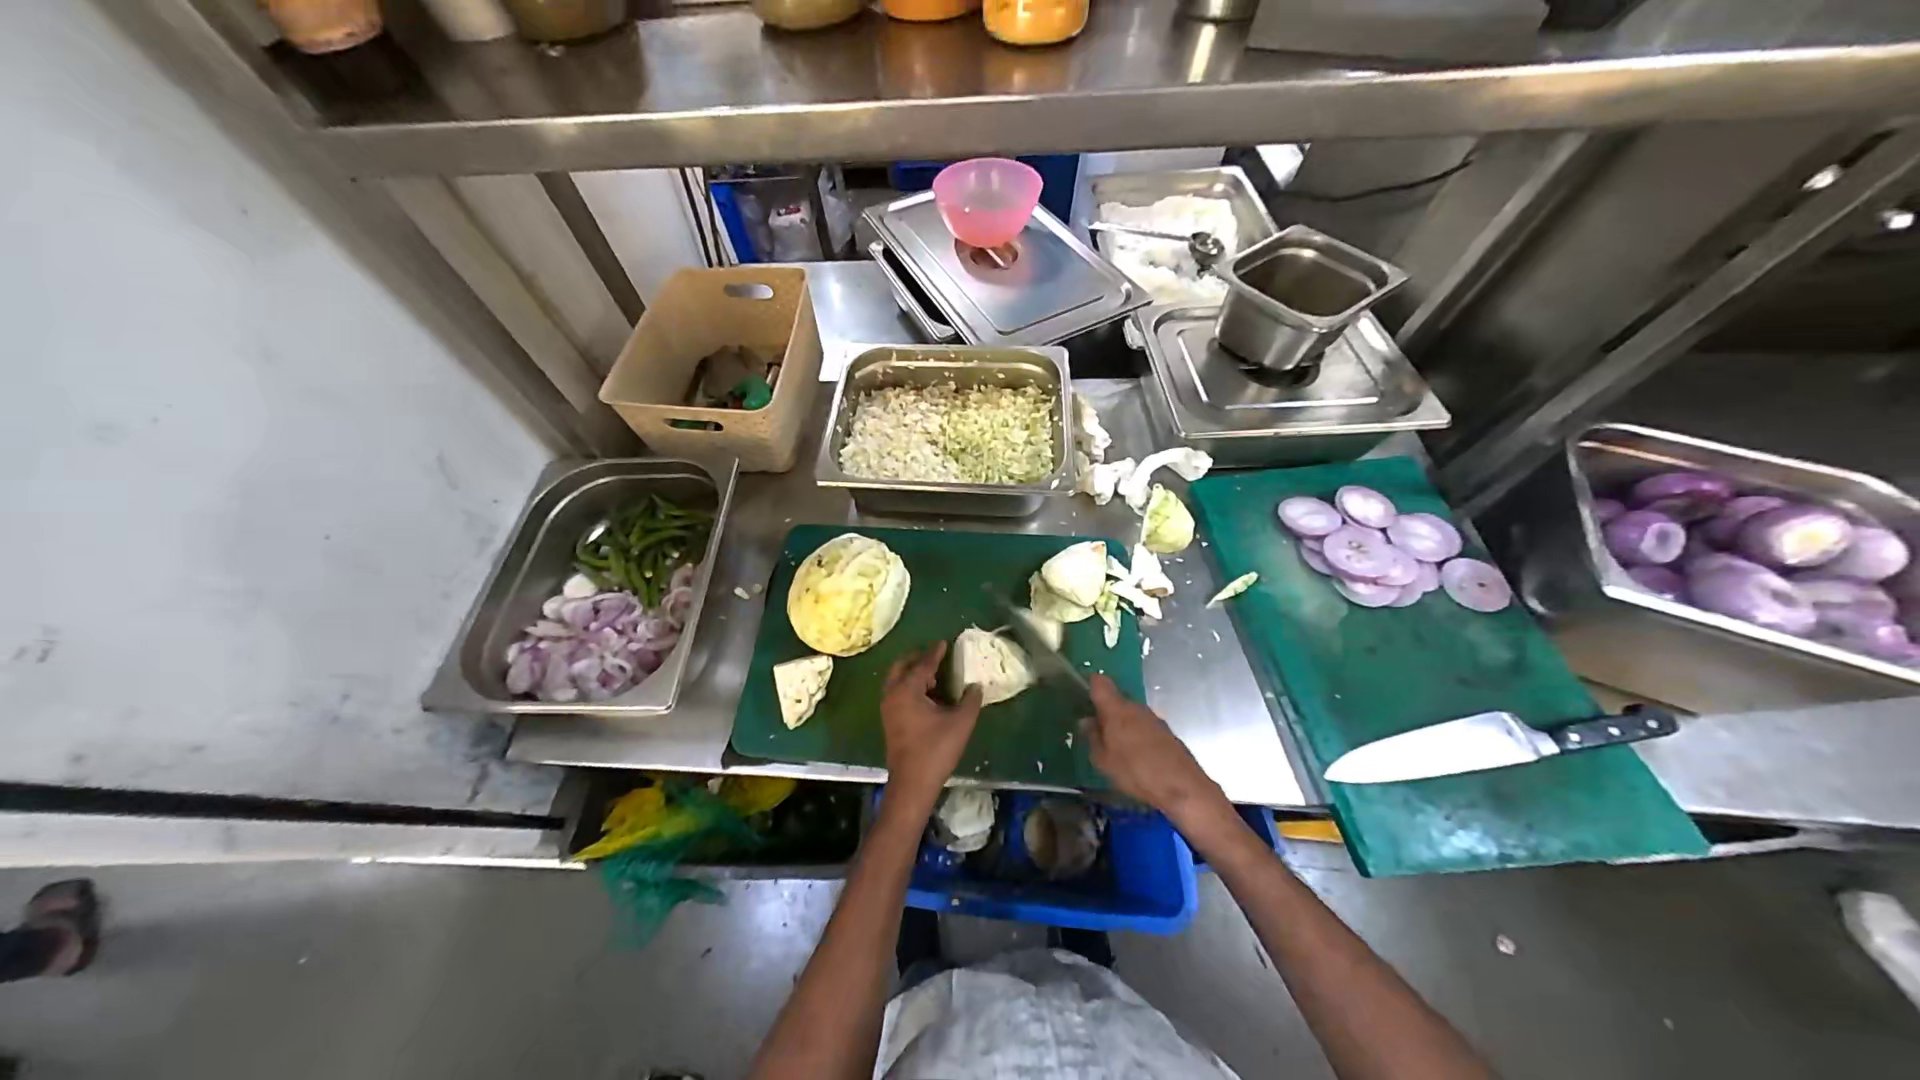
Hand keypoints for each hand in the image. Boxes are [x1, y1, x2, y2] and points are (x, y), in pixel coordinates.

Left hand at [880, 641, 981, 808]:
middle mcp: (892, 694)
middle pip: (902, 667)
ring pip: (897, 680)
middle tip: (936, 656)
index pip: (923, 664)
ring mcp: (888, 708)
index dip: (935, 652)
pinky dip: (909, 686)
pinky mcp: (889, 721)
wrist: (912, 783)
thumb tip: (975, 686)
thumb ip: (970, 700)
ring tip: (934, 675)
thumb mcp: (961, 723)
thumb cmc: (936, 750)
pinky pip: (897, 692)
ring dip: (913, 673)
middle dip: (918, 658)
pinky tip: (927, 694)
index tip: (944, 642)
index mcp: (907, 690)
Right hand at [1084, 674, 1230, 828]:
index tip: (1084, 697)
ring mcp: (1154, 718)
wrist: (1181, 786)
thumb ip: (1093, 737)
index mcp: (1116, 709)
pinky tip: (1138, 756)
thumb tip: (1087, 721)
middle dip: (1106, 712)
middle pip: (1117, 700)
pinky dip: (1138, 735)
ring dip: (1123, 725)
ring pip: (1132, 714)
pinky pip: (1145, 726)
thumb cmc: (1135, 772)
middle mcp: (1136, 707)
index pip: (1100, 683)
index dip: (1091, 685)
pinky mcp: (1167, 731)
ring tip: (1117, 748)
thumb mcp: (1104, 760)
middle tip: (1098, 733)